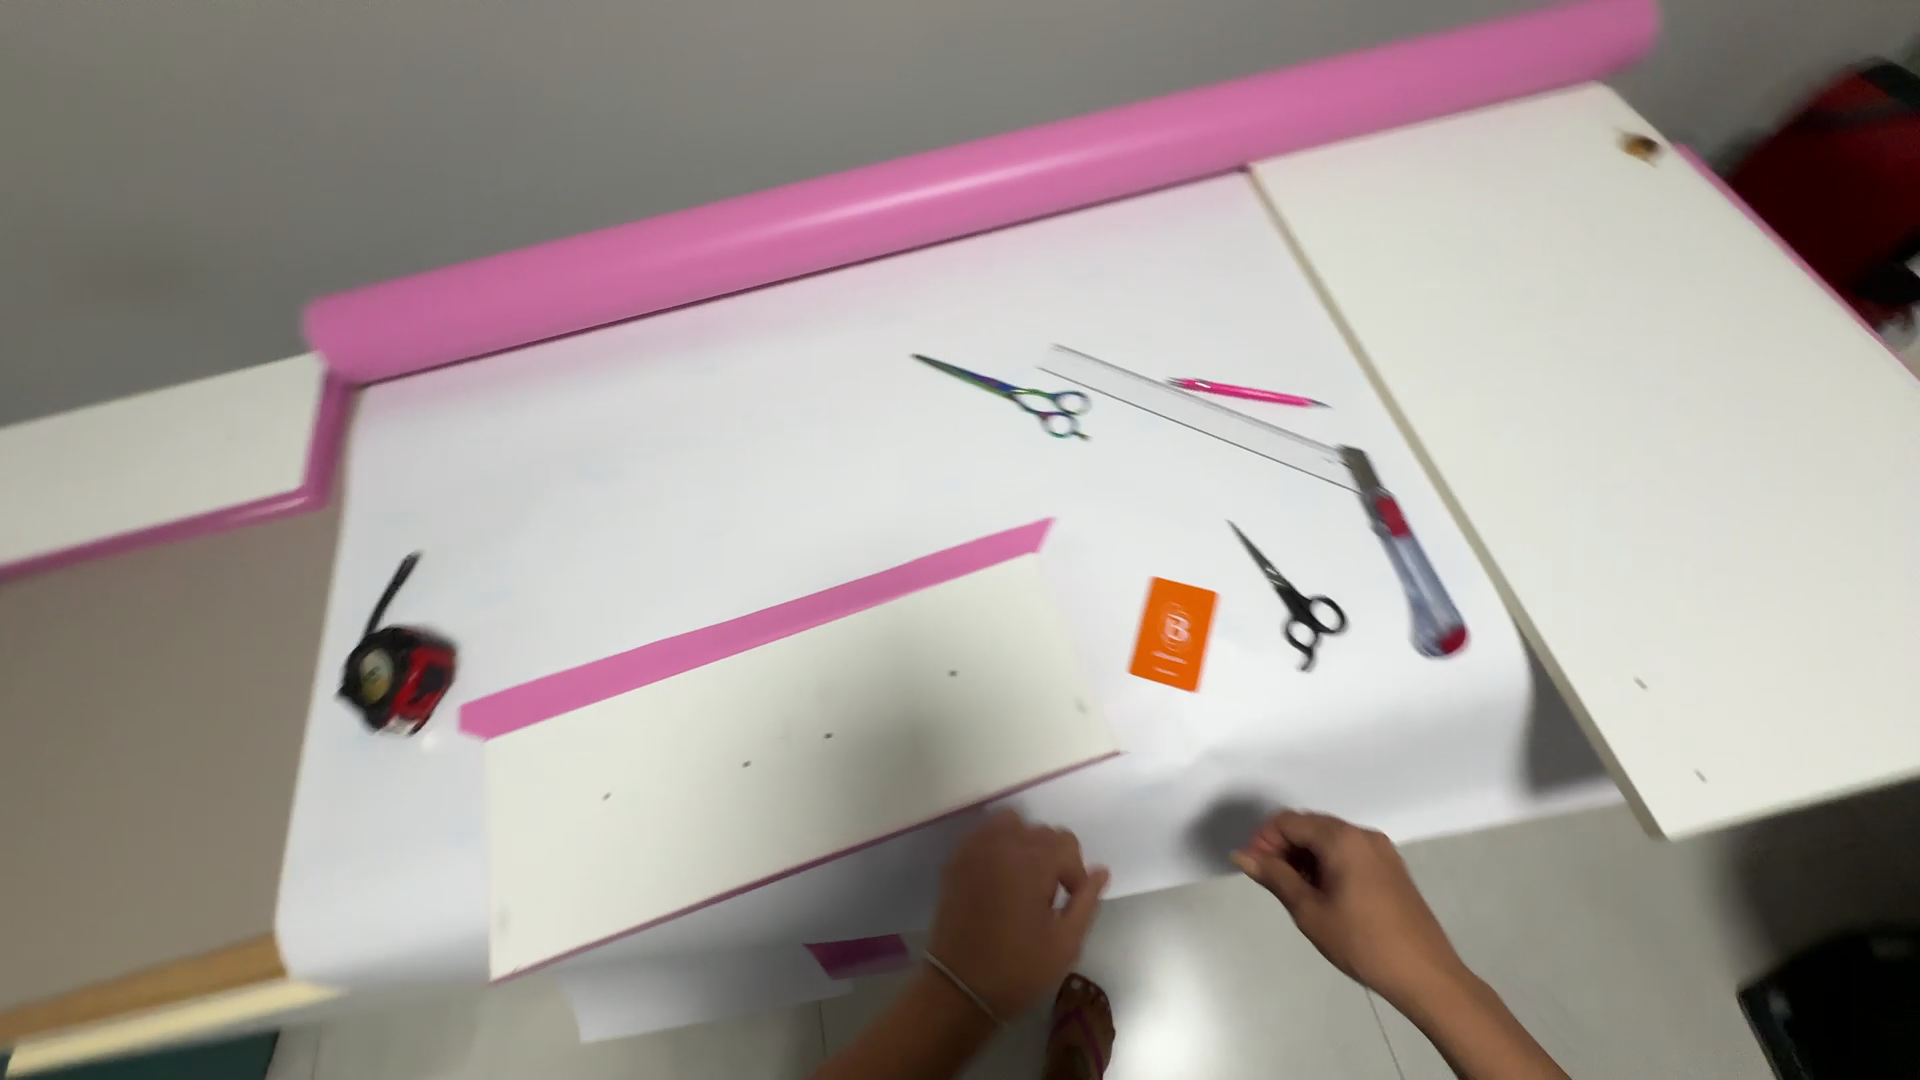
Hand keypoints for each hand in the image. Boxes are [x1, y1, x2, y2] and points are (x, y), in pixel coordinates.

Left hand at [926, 809, 1109, 1017]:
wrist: (960, 987)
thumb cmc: (1019, 968)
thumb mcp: (1066, 942)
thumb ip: (1086, 900)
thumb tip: (1101, 870)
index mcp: (1034, 861)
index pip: (1066, 841)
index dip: (1073, 871)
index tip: (1067, 900)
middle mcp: (1004, 843)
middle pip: (1039, 832)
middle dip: (1050, 858)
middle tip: (1045, 898)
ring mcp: (976, 848)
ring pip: (1010, 824)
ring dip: (1022, 844)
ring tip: (1021, 880)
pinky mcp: (956, 860)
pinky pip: (983, 836)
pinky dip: (996, 847)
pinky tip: (996, 880)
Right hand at [1232, 810, 1466, 1007]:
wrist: (1427, 977)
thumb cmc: (1362, 942)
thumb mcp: (1309, 910)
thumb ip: (1273, 876)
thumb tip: (1241, 855)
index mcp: (1341, 838)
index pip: (1288, 822)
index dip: (1263, 840)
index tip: (1254, 869)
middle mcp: (1362, 834)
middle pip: (1309, 826)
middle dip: (1283, 847)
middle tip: (1270, 880)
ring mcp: (1381, 850)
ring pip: (1328, 839)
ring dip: (1304, 856)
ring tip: (1295, 891)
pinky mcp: (1391, 867)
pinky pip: (1348, 851)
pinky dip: (1327, 862)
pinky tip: (1323, 893)